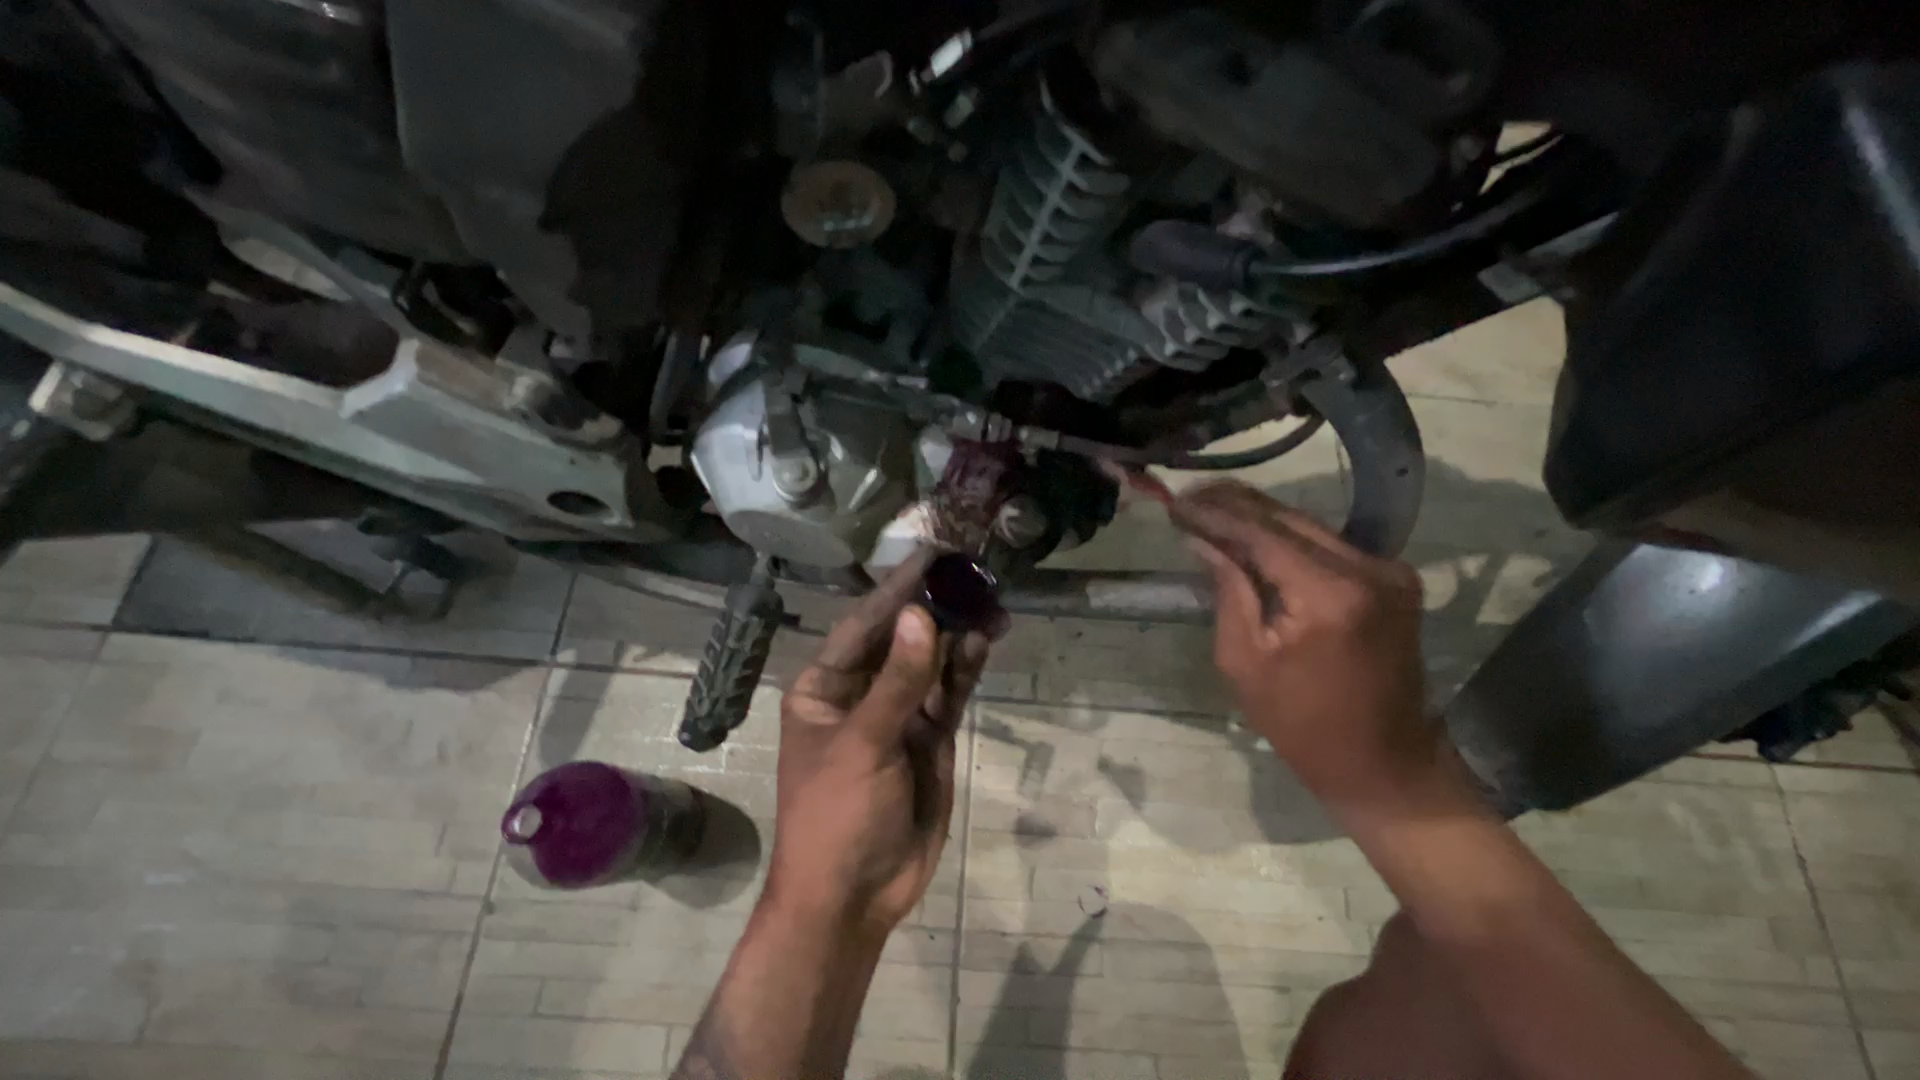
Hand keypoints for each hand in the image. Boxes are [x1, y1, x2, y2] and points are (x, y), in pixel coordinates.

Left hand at [765, 550, 993, 937]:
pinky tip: (983, 643)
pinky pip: (948, 695)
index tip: (932, 554)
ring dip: (957, 636)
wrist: (853, 898)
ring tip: (989, 604)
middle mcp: (860, 694)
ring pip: (931, 664)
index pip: (865, 625)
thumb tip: (923, 615)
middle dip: (935, 609)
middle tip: (974, 574)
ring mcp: (897, 717)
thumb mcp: (864, 744)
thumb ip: (899, 681)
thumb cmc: (836, 814)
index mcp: (824, 687)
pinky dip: (965, 671)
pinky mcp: (928, 740)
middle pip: (902, 640)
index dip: (898, 589)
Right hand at [1174, 482, 1455, 811]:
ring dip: (1260, 516)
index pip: (1262, 534)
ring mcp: (1389, 571)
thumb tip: (1202, 540)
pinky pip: (1329, 546)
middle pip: (1289, 519)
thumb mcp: (1244, 660)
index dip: (1215, 516)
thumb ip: (1228, 590)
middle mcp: (1368, 569)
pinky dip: (1289, 537)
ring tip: (1210, 506)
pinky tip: (1252, 531)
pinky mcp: (1395, 579)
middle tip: (1188, 496)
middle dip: (1235, 505)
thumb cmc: (1301, 723)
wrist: (1383, 761)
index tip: (1175, 503)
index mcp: (1330, 594)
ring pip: (1310, 526)